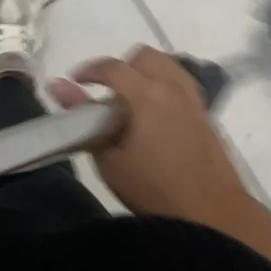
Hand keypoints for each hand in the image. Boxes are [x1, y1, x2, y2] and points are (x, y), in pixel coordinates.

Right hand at [53, 47, 270, 270]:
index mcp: (146, 93)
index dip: (90, 70)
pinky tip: (158, 117)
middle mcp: (172, 86)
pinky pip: (182, 84)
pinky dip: (166, 87)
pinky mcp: (207, 114)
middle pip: (144, 56)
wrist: (214, 215)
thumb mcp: (109, 159)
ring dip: (147, 74)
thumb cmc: (155, 189)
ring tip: (134, 103)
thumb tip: (56, 85)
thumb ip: (83, 118)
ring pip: (168, 65)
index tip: (76, 82)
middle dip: (123, 68)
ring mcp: (193, 99)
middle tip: (109, 96)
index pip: (112, 66)